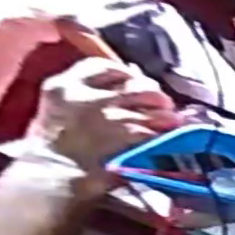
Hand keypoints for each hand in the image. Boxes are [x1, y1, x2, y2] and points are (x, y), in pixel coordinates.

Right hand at [16, 58, 179, 175]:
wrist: (60, 168)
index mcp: (66, 84)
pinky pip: (167, 131)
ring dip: (170, 119)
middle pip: (143, 85)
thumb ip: (95, 90)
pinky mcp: (134, 135)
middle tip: (159, 111)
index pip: (107, 66)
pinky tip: (166, 141)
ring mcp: (113, 116)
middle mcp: (89, 96)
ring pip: (162, 108)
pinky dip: (173, 136)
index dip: (131, 75)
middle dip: (159, 98)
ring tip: (162, 127)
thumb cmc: (64, 138)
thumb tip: (140, 79)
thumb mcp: (66, 104)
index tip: (137, 87)